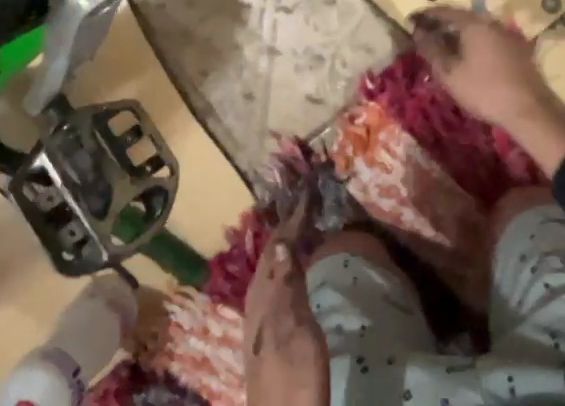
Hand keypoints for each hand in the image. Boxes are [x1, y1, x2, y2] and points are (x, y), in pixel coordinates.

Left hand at [243, 190, 328, 405]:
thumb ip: (286, 286)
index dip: (294, 216)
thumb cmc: (293, 377)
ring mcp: (261, 317)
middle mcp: (257, 300)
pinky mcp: (269, 331)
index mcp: (263, 295)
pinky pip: (275, 281)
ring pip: (271, 266)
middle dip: (287, 223)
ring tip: (300, 222)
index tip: (307, 188)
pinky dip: (286, 263)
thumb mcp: (294, 331)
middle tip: (305, 197)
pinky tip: (293, 267)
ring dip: (285, 241)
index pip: (278, 243)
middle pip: (271, 252)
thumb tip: (278, 240)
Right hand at [407, 6, 559, 126]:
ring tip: (445, 48)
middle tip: (426, 36)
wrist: (529, 110)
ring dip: (459, 34)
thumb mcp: (449, 73)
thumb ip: (431, 49)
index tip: (411, 22)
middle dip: (442, 25)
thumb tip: (417, 32)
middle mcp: (492, 22)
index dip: (426, 15)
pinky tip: (469, 57)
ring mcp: (508, 34)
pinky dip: (475, 42)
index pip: (444, 11)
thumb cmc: (484, 90)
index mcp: (473, 23)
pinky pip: (490, 38)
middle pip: (462, 17)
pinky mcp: (518, 48)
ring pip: (477, 28)